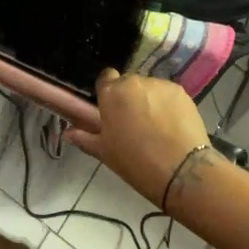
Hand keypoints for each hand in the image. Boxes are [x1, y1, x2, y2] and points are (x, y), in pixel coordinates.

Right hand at [63, 70, 209, 206]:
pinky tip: (172, 125)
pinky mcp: (180, 90)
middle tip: (134, 123)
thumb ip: (85, 138)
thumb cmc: (136, 162)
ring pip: (149, 88)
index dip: (108, 93)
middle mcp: (134, 82)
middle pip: (128, 83)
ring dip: (149, 100)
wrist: (181, 170)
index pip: (105, 78)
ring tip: (156, 126)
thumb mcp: (105, 153)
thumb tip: (67, 133)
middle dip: (129, 98)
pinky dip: (168, 105)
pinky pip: (168, 94)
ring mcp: (159, 84)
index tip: (112, 110)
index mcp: (112, 93)